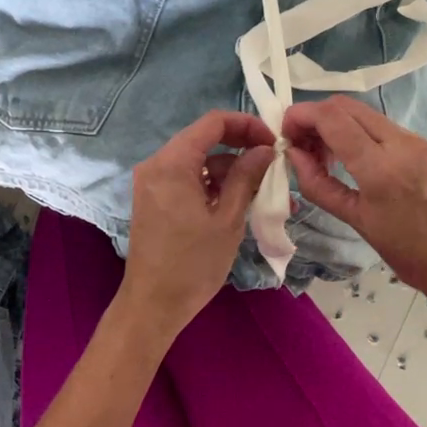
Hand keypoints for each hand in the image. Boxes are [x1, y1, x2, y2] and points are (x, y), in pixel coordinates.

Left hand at [117, 110, 276, 339]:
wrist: (153, 303)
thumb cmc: (193, 264)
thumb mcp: (228, 219)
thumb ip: (245, 177)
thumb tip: (265, 149)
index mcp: (171, 163)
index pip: (212, 123)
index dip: (246, 125)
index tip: (275, 142)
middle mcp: (156, 164)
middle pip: (204, 140)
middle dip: (241, 149)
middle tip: (274, 166)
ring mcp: (151, 181)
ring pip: (197, 162)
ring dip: (229, 172)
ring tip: (266, 192)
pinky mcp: (153, 198)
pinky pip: (187, 179)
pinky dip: (212, 185)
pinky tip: (239, 202)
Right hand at [281, 96, 426, 320]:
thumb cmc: (423, 257)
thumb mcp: (363, 226)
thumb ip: (323, 187)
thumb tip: (294, 157)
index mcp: (381, 165)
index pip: (330, 117)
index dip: (299, 116)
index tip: (283, 134)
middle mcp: (401, 143)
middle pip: (347, 107)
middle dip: (315, 117)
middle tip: (300, 145)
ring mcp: (421, 144)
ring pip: (367, 116)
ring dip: (338, 126)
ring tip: (325, 159)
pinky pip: (386, 131)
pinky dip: (361, 136)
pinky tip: (357, 166)